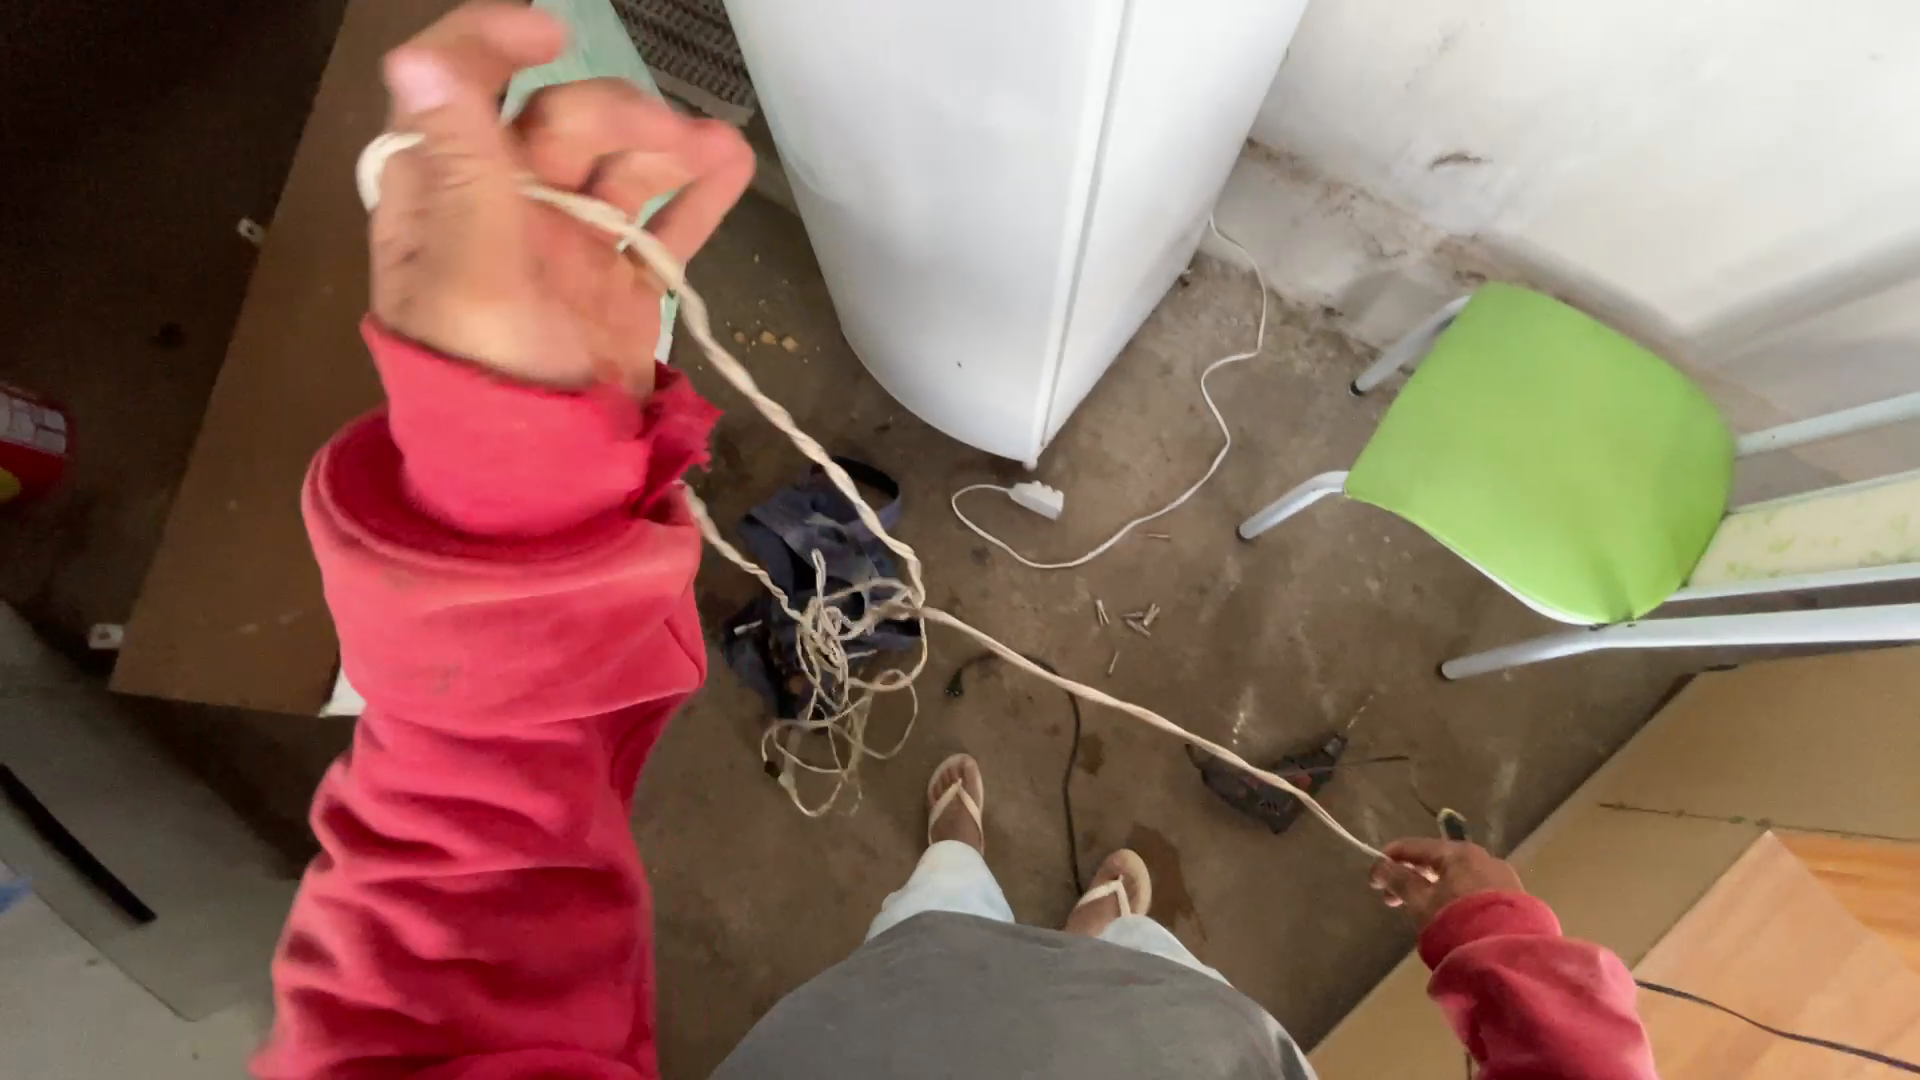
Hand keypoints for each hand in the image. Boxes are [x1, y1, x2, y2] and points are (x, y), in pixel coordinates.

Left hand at [369, 1, 753, 390]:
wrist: (545, 465)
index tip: (555, 34)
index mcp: (448, 190)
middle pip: (565, 128)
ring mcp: (575, 245)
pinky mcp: (625, 284)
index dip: (497, 44)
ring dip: (673, 151)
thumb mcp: (468, 275)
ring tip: (724, 147)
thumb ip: (462, 171)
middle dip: (621, 118)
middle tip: (677, 137)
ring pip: (624, 174)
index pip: (459, 87)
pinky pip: (664, 229)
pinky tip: (733, 168)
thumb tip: (423, 58)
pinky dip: (698, 200)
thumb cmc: (489, 375)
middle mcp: (511, 205)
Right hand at [1369, 838, 1523, 928]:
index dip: (1389, 859)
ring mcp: (1504, 880)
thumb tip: (1378, 866)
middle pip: (1437, 862)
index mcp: (1458, 852)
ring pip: (1458, 878)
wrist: (1513, 960)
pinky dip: (1457, 898)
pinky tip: (1449, 915)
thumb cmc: (1458, 921)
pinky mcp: (1518, 903)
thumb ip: (1397, 880)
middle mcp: (1483, 859)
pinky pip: (1476, 892)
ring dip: (1434, 889)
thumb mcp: (1419, 901)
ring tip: (1420, 910)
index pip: (1414, 847)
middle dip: (1411, 878)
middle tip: (1392, 899)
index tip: (1374, 877)